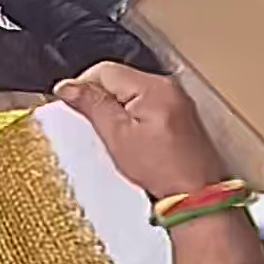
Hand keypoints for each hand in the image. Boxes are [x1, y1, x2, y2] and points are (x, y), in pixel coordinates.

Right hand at [53, 62, 227, 198]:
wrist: (196, 192)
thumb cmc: (161, 167)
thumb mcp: (115, 134)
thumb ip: (91, 104)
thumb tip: (67, 86)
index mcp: (152, 87)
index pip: (102, 71)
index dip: (82, 88)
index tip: (77, 109)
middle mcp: (167, 87)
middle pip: (114, 79)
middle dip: (98, 100)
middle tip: (98, 127)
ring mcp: (174, 99)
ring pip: (125, 91)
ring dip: (112, 109)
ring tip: (115, 135)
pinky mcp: (175, 111)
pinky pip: (138, 103)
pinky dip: (126, 116)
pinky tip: (128, 137)